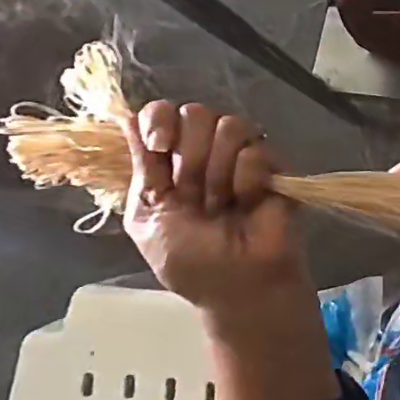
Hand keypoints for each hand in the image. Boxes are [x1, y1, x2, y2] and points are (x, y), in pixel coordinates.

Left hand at [121, 100, 305, 314]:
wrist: (238, 288)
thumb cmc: (190, 262)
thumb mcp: (147, 219)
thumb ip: (141, 169)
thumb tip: (125, 118)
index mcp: (171, 161)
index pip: (161, 112)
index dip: (159, 119)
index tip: (161, 146)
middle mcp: (205, 150)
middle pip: (194, 112)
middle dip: (190, 159)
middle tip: (194, 195)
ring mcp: (241, 154)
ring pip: (228, 125)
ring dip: (218, 174)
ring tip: (222, 206)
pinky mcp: (274, 164)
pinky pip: (255, 151)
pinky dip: (246, 183)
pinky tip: (248, 205)